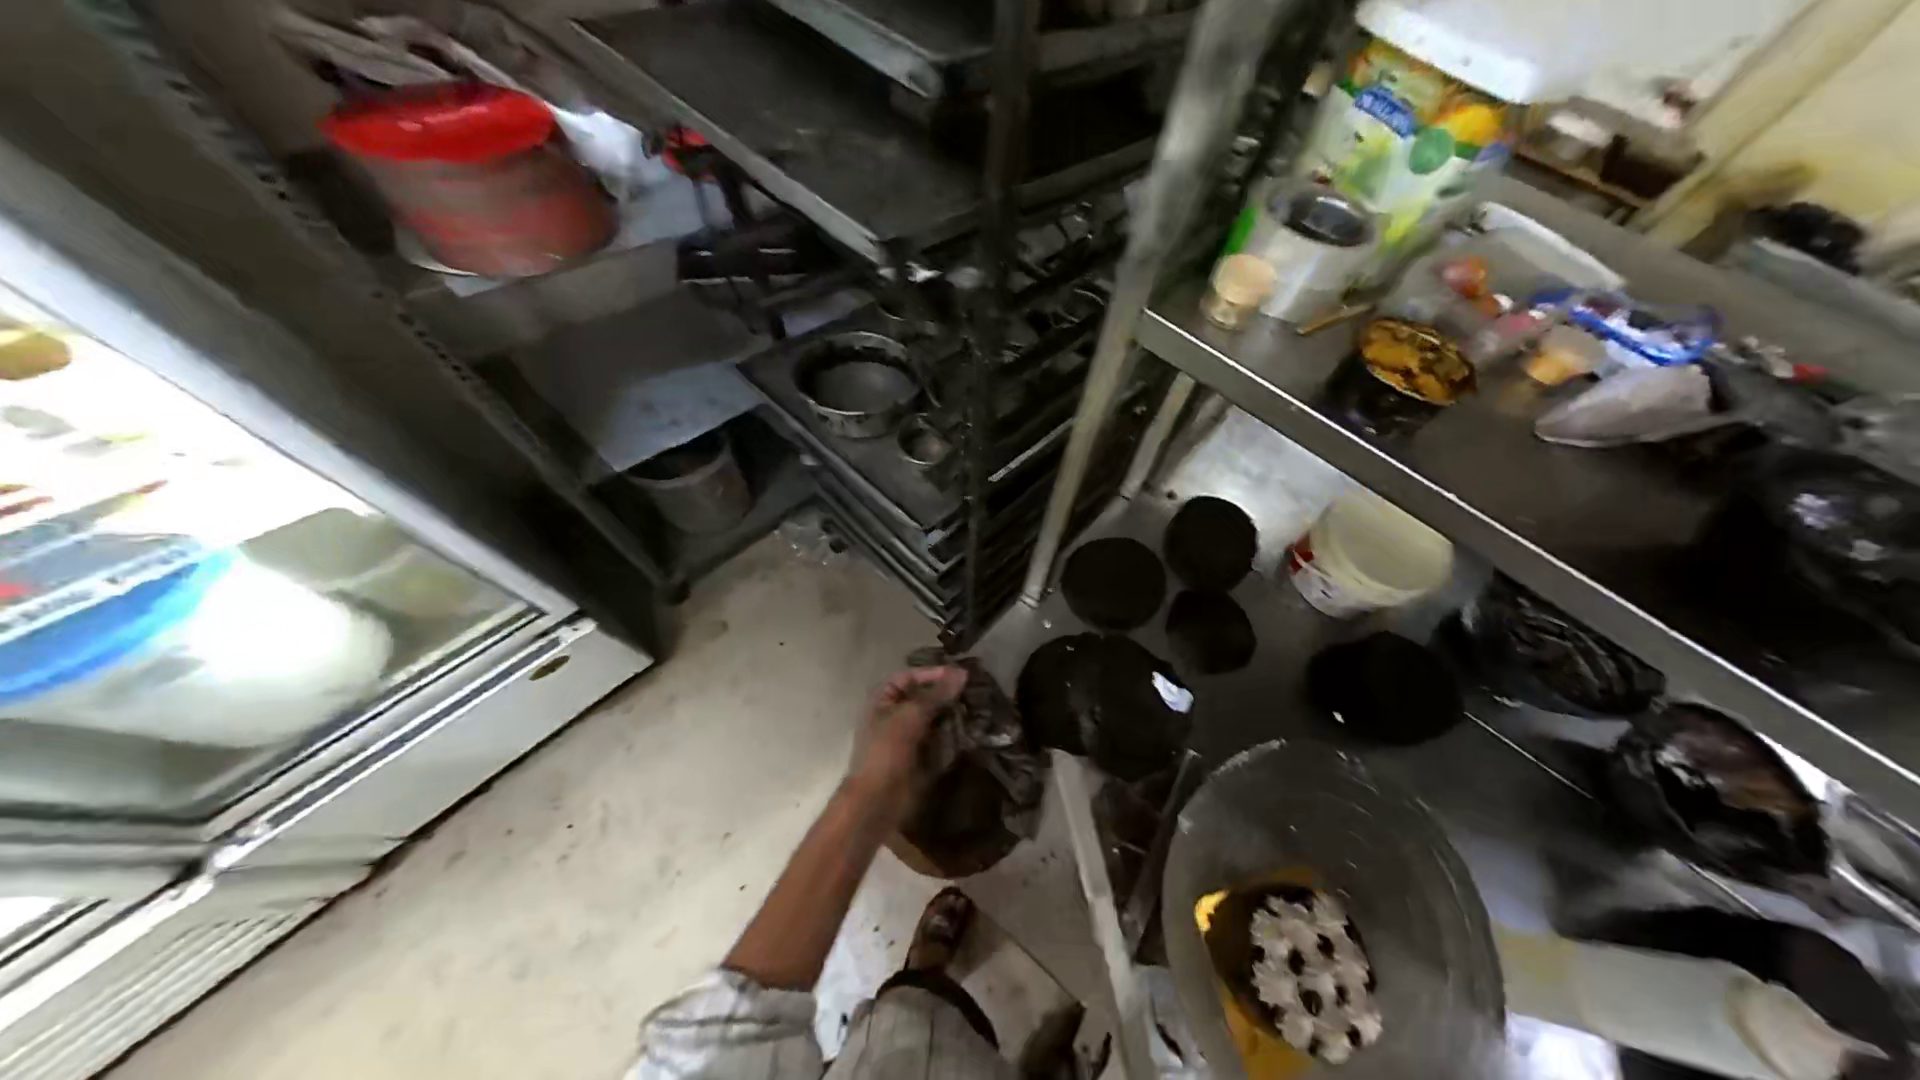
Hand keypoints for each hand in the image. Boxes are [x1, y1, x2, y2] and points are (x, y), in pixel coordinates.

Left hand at [847, 666, 967, 822]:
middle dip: (948, 695)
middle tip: (976, 691)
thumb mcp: (911, 715)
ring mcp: (909, 737)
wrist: (878, 800)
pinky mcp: (922, 757)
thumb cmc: (887, 750)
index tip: (962, 674)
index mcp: (883, 699)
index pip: (911, 676)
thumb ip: (938, 693)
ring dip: (955, 715)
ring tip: (979, 709)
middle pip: (925, 697)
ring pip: (936, 719)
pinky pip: (941, 740)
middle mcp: (895, 714)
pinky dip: (955, 735)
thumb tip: (963, 672)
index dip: (934, 674)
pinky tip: (974, 730)